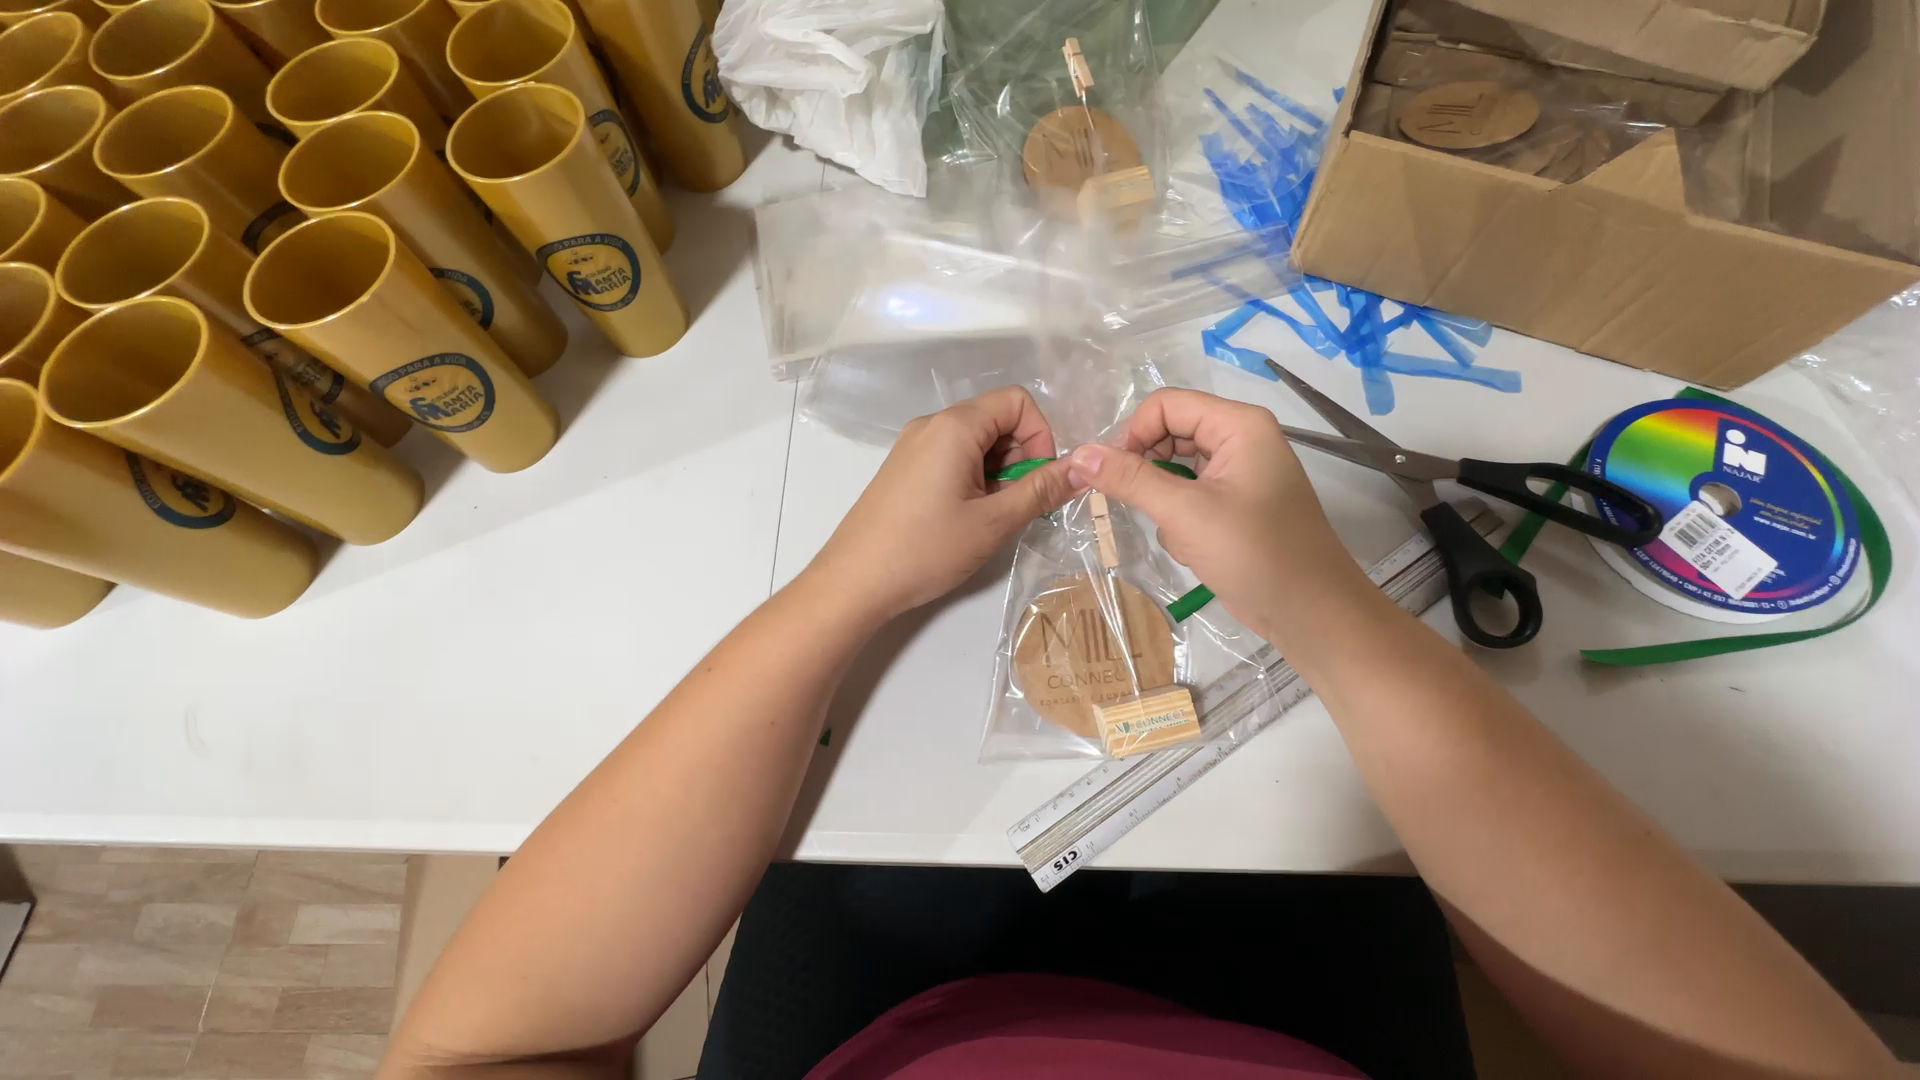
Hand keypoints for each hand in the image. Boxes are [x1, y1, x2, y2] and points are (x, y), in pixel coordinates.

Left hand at [805, 387, 1079, 622]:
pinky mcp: (905, 469)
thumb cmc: (926, 549)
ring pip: (976, 442)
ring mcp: (914, 447)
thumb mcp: (993, 522)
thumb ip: (1041, 490)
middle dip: (1021, 456)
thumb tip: (1084, 467)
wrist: (854, 581)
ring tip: (994, 517)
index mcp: (954, 426)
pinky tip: (969, 517)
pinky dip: (974, 479)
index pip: (1016, 401)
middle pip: (996, 419)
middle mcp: (932, 425)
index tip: (1041, 478)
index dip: (1041, 434)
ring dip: (999, 472)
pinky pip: (953, 458)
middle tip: (1019, 504)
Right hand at [1066, 388, 1366, 637]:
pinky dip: (1178, 517)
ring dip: (1162, 497)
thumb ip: (1130, 479)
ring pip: (1176, 467)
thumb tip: (1080, 455)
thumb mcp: (1184, 513)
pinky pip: (1189, 494)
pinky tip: (1190, 545)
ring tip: (1172, 529)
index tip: (1111, 474)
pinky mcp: (1235, 504)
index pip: (1166, 405)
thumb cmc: (1253, 552)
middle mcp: (1240, 439)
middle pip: (1170, 432)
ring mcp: (1239, 473)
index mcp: (1239, 425)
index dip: (1133, 433)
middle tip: (1132, 503)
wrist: (1309, 611)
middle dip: (1147, 467)